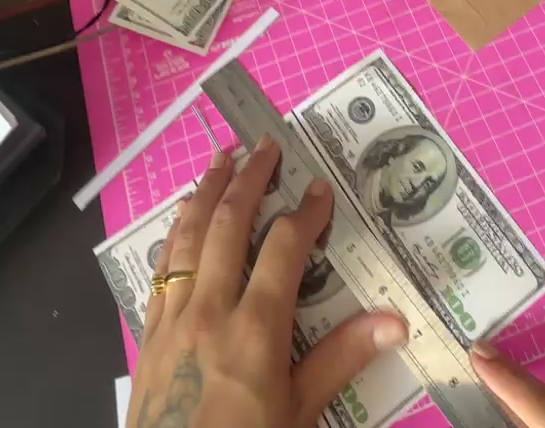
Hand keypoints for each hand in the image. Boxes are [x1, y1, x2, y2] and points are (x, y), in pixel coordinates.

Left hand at [127, 137, 409, 427]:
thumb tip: (396, 320)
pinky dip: (176, 231)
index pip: (284, 247)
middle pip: (230, 224)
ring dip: (207, 190)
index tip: (320, 188)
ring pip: (189, 235)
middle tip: (266, 144)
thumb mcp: (298, 414)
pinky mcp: (149, 332)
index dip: (306, 212)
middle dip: (250, 178)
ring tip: (221, 156)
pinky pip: (162, 267)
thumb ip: (341, 359)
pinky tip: (183, 215)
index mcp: (255, 328)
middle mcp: (210, 309)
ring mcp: (174, 317)